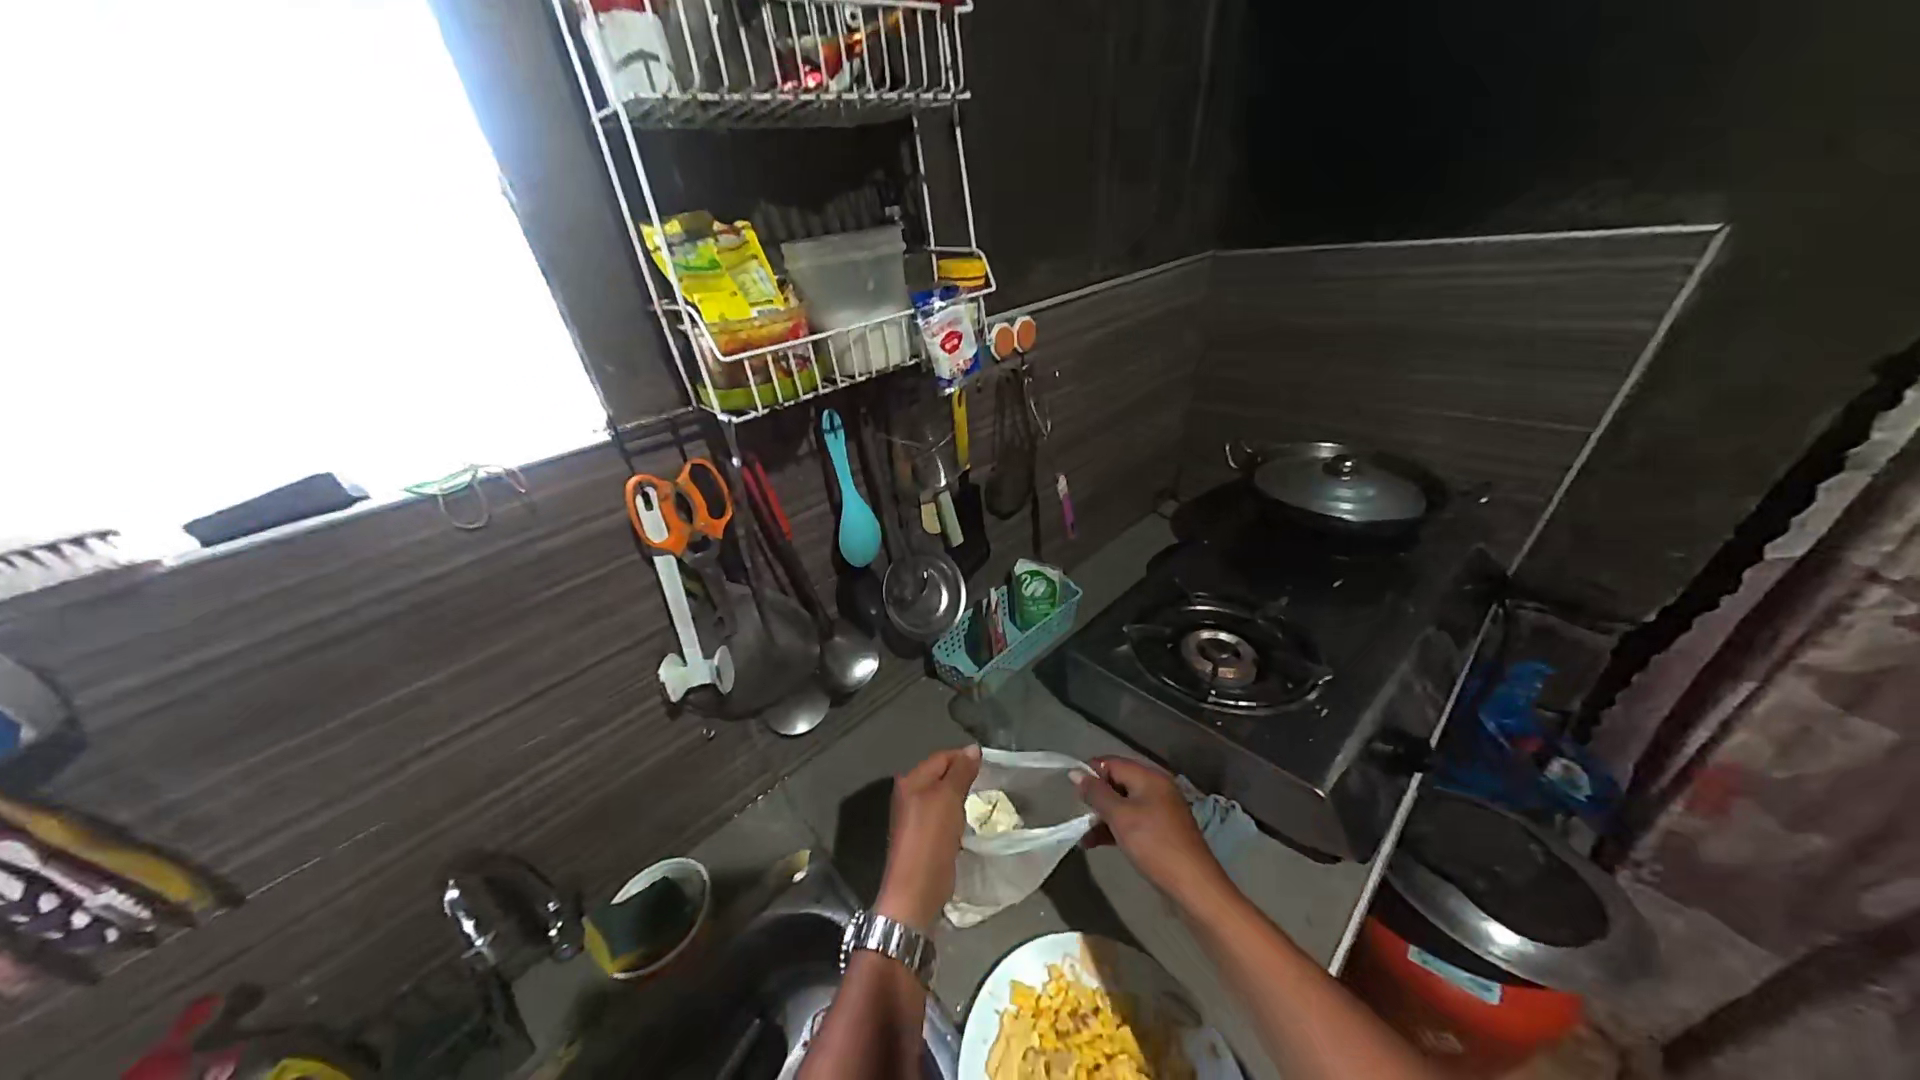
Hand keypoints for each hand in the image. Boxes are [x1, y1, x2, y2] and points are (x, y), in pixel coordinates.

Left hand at [874, 744, 980, 931]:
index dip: (964, 758)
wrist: (916, 890)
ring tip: (981, 802)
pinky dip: (956, 816)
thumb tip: (973, 749)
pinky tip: (967, 823)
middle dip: (963, 777)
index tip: (989, 766)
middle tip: (988, 783)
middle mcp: (909, 794)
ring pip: (942, 797)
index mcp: (911, 780)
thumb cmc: (931, 838)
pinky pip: (942, 816)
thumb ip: (960, 772)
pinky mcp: (922, 837)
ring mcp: (914, 817)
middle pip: (941, 775)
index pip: (941, 757)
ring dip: (960, 798)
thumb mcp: (948, 799)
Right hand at [1074, 756, 1230, 908]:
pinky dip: (1114, 829)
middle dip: (1095, 798)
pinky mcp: (1160, 832)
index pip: (1112, 763)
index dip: (1090, 773)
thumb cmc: (1154, 845)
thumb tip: (1076, 772)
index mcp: (1149, 777)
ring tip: (1083, 836)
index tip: (1072, 791)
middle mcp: (1156, 788)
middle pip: (1117, 783)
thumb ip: (1096, 793)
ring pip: (1123, 805)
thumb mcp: (1120, 817)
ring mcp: (1160, 811)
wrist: (1194, 886)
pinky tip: (1095, 844)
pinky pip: (1132, 822)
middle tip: (1078, 815)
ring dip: (1102, 817)